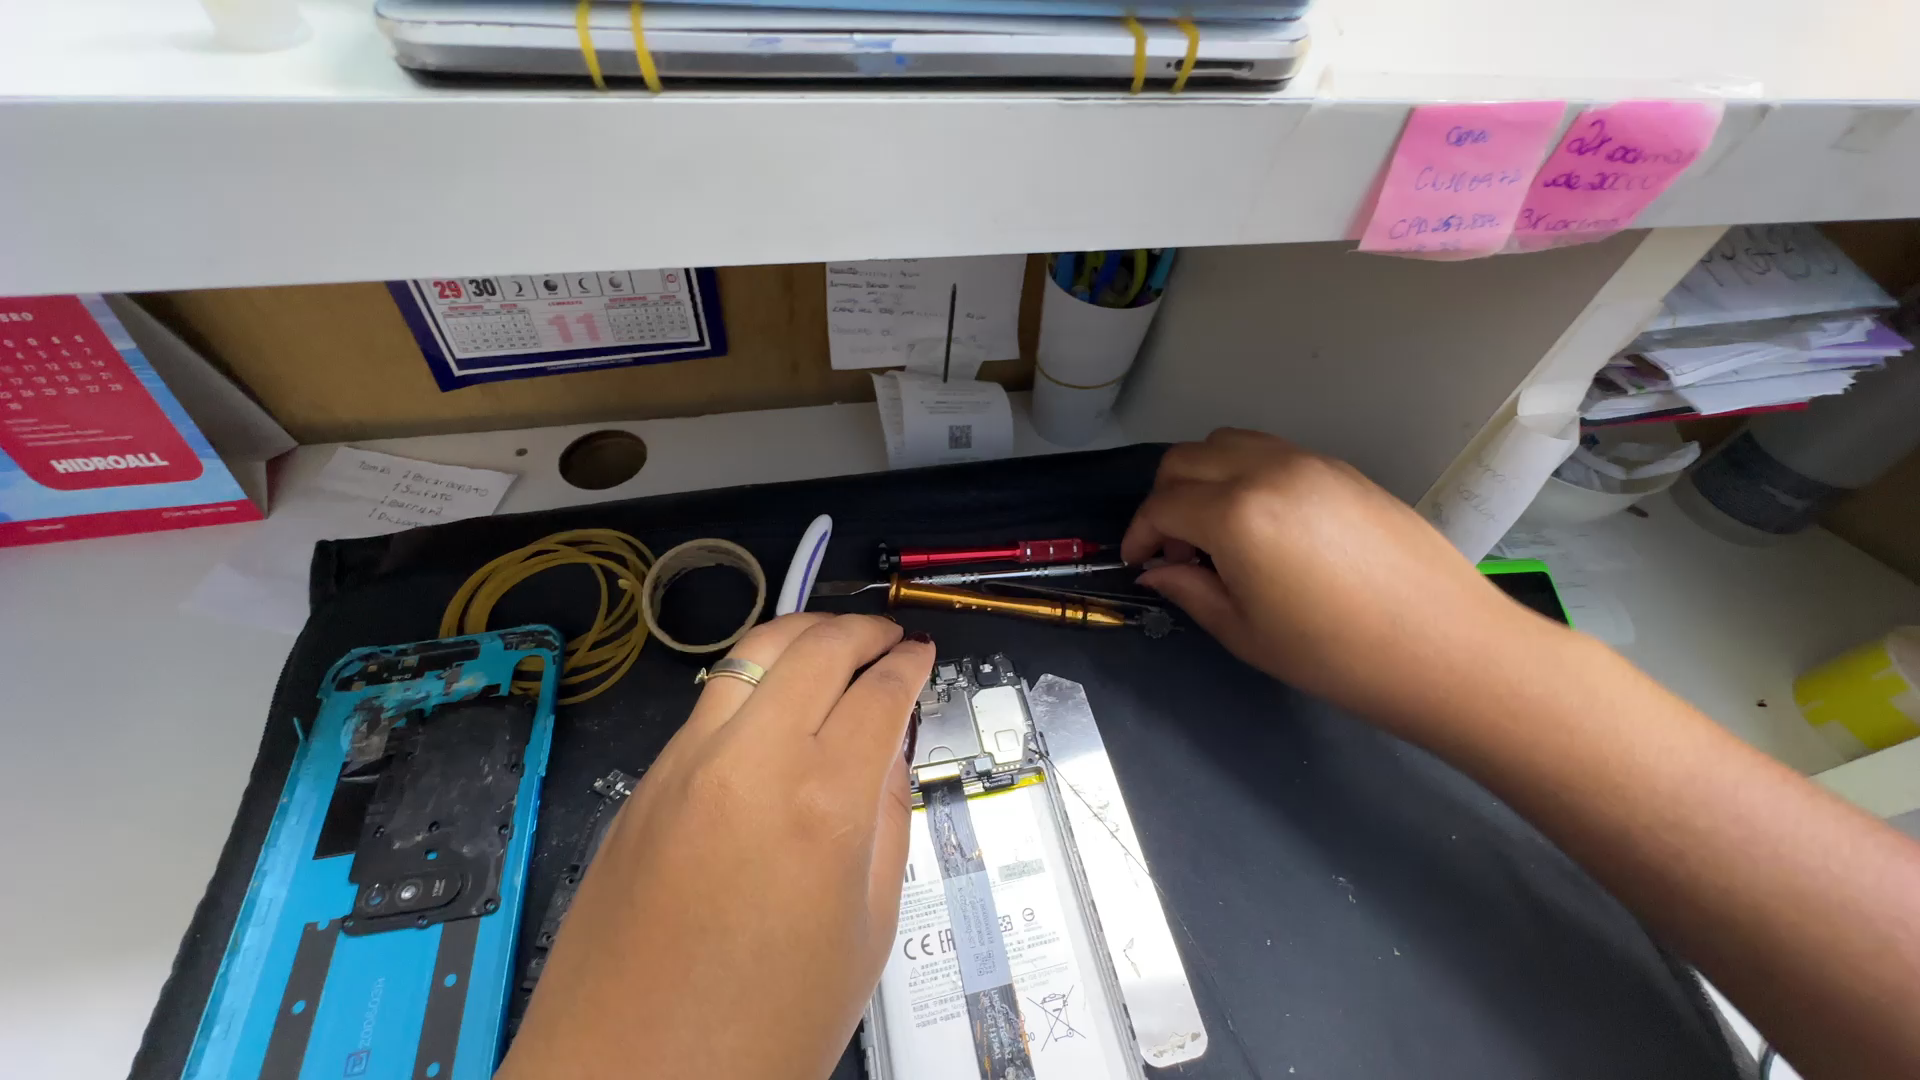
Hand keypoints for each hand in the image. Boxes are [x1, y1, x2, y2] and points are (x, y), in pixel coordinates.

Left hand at [498, 613, 934, 1079]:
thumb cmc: (768, 1027)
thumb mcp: (867, 928)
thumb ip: (887, 818)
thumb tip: (886, 749)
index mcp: (821, 805)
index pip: (878, 693)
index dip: (910, 665)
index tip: (923, 654)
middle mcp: (750, 762)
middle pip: (816, 649)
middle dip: (863, 631)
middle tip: (889, 638)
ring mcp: (687, 763)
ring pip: (752, 652)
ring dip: (805, 635)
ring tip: (836, 643)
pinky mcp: (648, 781)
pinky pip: (713, 700)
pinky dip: (757, 678)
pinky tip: (776, 703)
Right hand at [1123, 429, 1542, 724]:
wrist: (1448, 649)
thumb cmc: (1336, 654)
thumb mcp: (1245, 632)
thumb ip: (1189, 591)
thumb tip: (1156, 572)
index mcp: (1236, 514)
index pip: (1161, 505)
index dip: (1139, 535)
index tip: (1140, 564)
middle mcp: (1266, 471)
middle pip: (1185, 460)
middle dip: (1164, 500)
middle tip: (1176, 550)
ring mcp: (1309, 463)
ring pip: (1227, 443)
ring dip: (1203, 478)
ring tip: (1217, 531)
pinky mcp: (1342, 469)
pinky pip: (1271, 453)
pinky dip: (1244, 474)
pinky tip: (1264, 525)